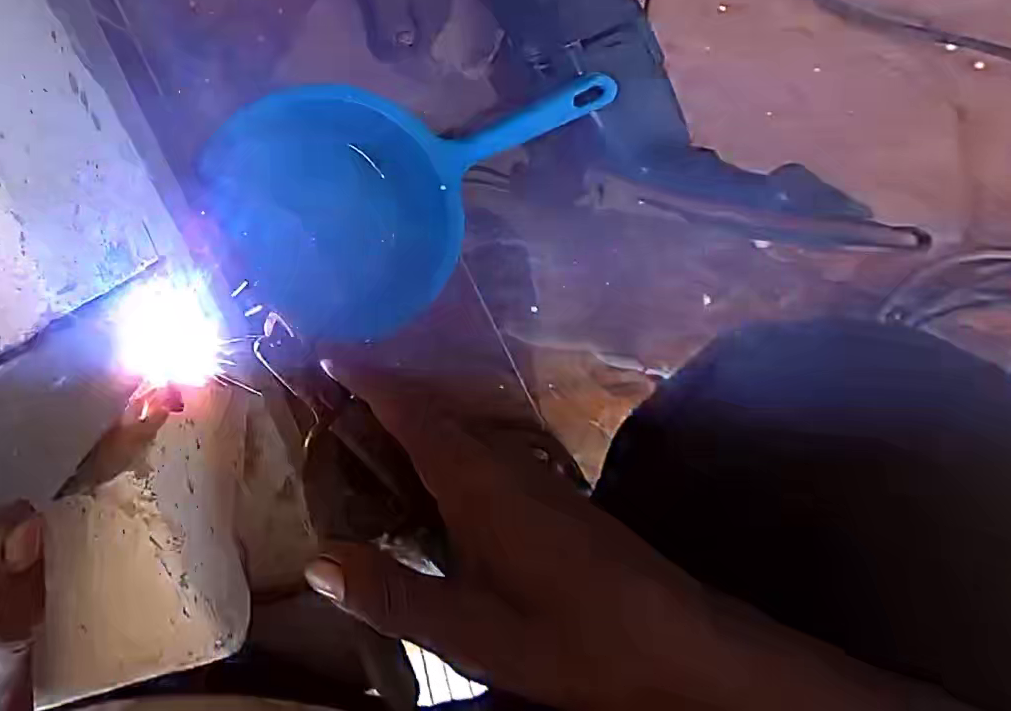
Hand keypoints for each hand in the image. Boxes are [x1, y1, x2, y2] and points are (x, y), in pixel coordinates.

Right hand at [304, 359, 967, 710]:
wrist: (696, 658)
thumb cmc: (578, 637)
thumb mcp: (477, 634)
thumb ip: (394, 595)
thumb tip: (314, 564)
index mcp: (472, 477)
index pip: (406, 406)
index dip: (363, 375)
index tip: (323, 352)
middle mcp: (495, 460)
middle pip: (424, 405)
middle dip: (373, 388)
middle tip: (324, 389)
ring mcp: (525, 472)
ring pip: (450, 423)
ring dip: (403, 410)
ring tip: (359, 421)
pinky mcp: (543, 492)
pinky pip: (469, 444)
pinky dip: (431, 437)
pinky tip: (421, 471)